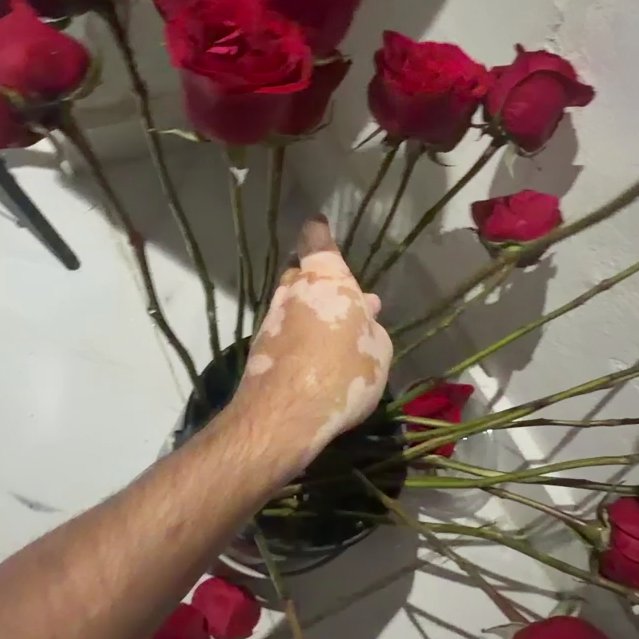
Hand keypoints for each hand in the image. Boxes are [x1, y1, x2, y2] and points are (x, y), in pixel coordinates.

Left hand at [226, 216, 392, 468]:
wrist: (284, 414)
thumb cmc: (344, 373)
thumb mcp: (379, 352)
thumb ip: (372, 327)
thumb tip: (365, 314)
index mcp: (327, 279)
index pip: (318, 242)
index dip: (319, 233)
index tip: (319, 224)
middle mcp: (295, 289)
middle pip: (303, 274)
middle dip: (320, 282)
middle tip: (343, 300)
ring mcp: (273, 317)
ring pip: (293, 303)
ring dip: (310, 312)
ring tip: (335, 333)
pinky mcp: (259, 346)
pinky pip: (285, 330)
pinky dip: (298, 336)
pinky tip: (315, 357)